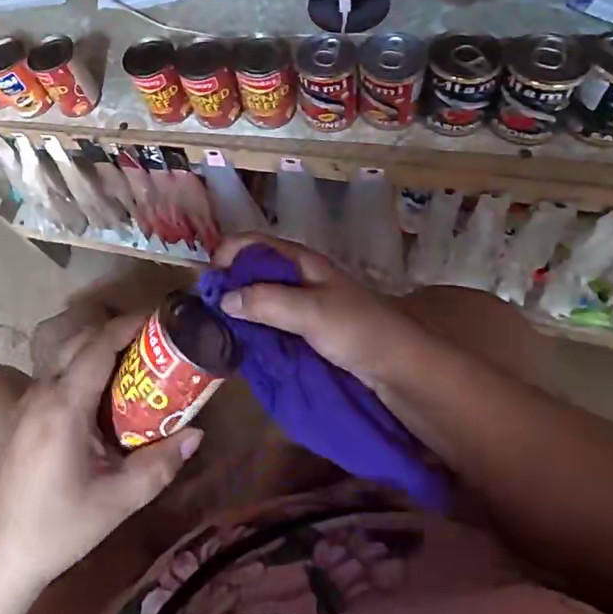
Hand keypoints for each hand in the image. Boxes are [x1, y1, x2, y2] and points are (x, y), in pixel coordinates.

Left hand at [0, 315, 203, 593]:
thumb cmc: (55, 528)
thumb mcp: (115, 502)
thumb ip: (158, 466)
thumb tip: (196, 434)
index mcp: (64, 403)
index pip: (99, 344)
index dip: (129, 324)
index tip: (158, 318)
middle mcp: (41, 392)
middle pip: (80, 343)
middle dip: (117, 335)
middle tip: (154, 345)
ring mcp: (24, 403)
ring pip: (64, 360)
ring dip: (97, 355)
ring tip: (133, 370)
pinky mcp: (18, 418)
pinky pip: (53, 380)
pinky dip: (80, 375)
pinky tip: (98, 407)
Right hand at [210, 233, 429, 386]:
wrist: (404, 370)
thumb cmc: (359, 331)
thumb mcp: (310, 312)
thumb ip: (266, 302)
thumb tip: (223, 298)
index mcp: (301, 261)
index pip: (253, 243)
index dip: (227, 253)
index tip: (208, 280)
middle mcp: (299, 277)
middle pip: (253, 268)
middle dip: (228, 281)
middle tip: (208, 308)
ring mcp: (304, 304)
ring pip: (260, 296)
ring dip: (239, 307)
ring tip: (220, 327)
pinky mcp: (308, 330)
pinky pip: (271, 320)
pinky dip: (254, 327)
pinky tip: (244, 342)